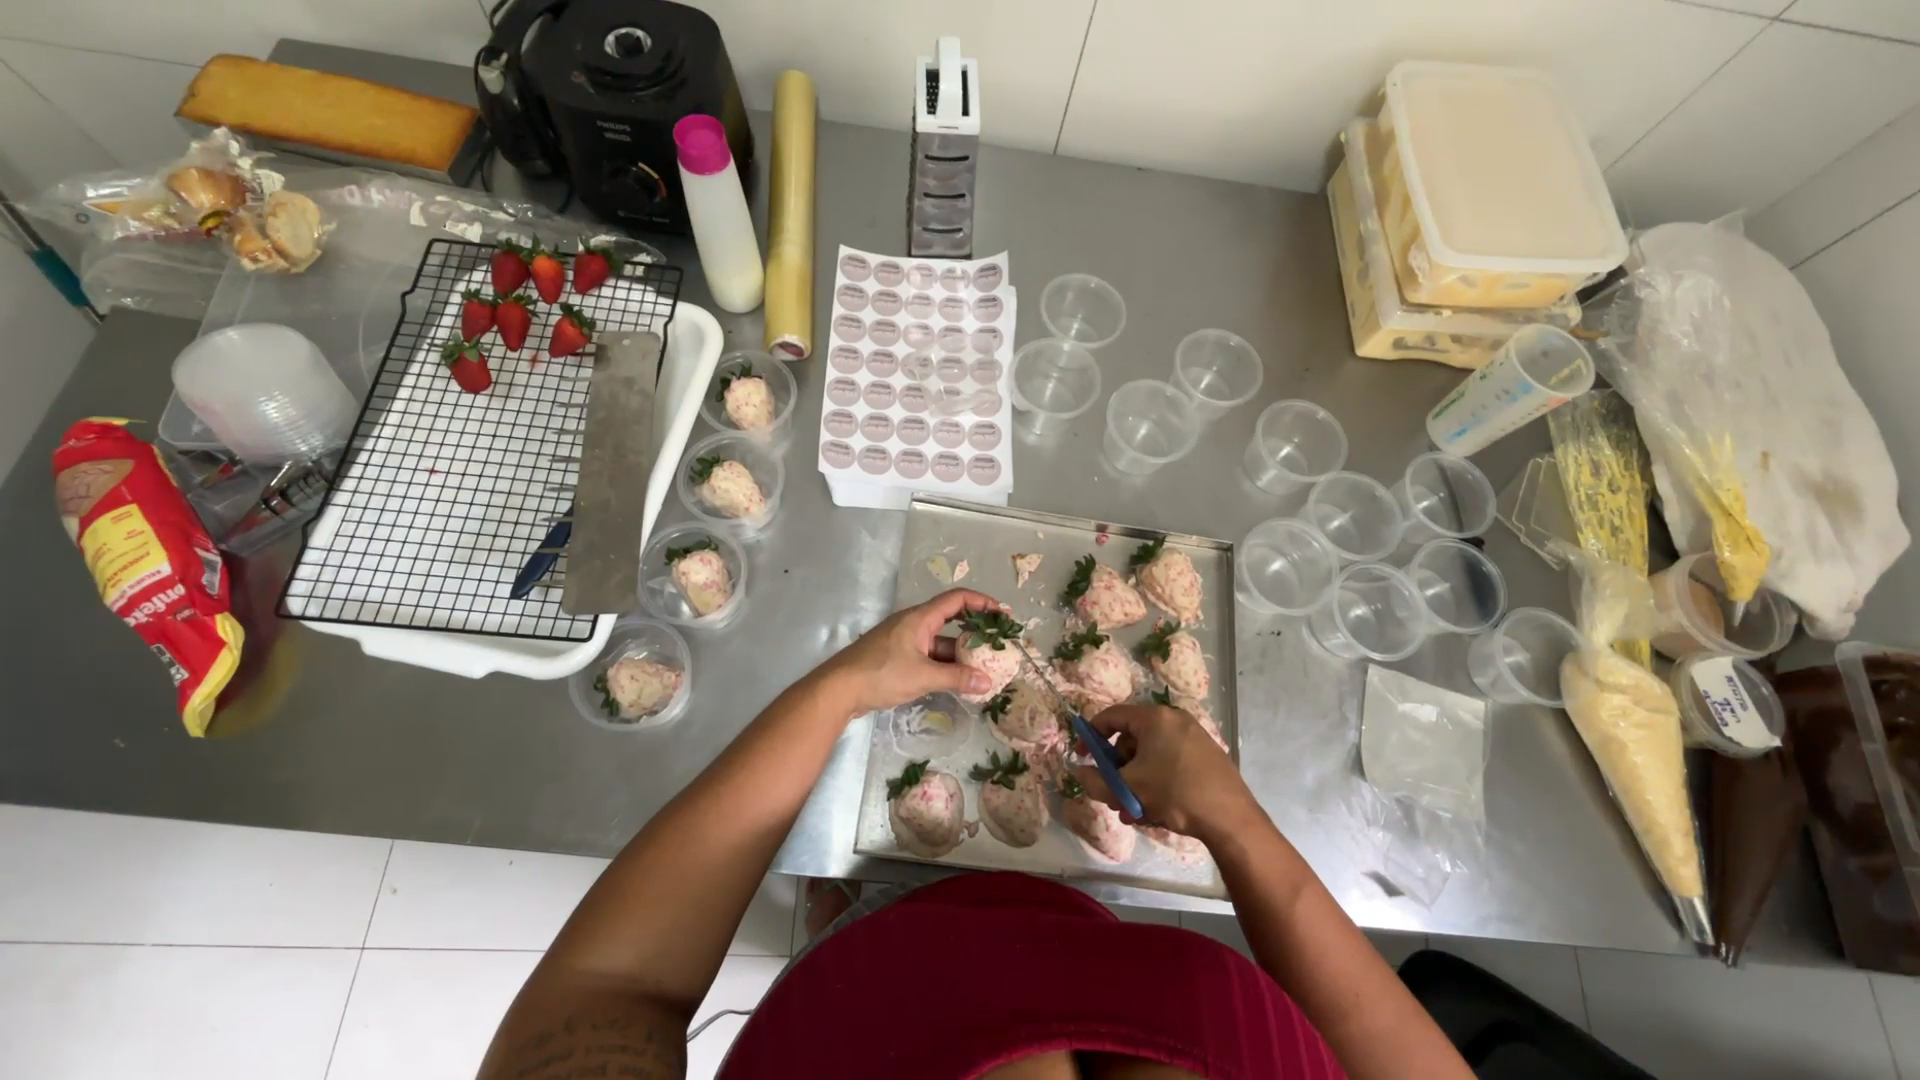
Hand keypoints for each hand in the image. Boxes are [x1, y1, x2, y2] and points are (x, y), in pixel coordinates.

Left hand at [820, 588, 1004, 716]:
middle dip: (975, 631)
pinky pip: (929, 656)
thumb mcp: (923, 677)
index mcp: (919, 618)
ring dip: (960, 653)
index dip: (982, 602)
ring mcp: (904, 642)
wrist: (838, 689)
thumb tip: (988, 682)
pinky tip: (958, 680)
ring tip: (984, 667)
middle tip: (997, 644)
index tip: (1002, 614)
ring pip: (940, 642)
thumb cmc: (881, 674)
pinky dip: (945, 665)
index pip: (956, 599)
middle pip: (951, 620)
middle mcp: (913, 624)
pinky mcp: (897, 659)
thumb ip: (957, 678)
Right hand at [1071, 703, 1259, 843]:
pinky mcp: (1206, 758)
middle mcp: (1175, 720)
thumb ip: (1096, 781)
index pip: (1111, 716)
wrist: (1230, 818)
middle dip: (1117, 771)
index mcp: (1155, 718)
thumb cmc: (1174, 792)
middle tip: (1111, 795)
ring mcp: (1193, 739)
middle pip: (1131, 740)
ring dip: (1135, 784)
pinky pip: (1169, 765)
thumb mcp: (1128, 788)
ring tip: (1132, 813)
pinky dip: (1156, 785)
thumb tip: (1080, 773)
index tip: (1082, 758)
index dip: (1091, 736)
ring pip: (1150, 758)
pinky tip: (1154, 813)